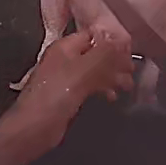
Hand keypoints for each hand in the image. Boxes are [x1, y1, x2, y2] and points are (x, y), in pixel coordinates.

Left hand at [0, 32, 134, 157]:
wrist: (32, 129)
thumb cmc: (55, 96)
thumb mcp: (83, 71)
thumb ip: (104, 54)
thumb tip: (124, 40)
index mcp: (65, 47)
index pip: (94, 35)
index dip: (113, 41)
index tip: (131, 52)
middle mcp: (66, 59)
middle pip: (96, 53)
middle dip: (115, 61)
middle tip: (132, 72)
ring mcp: (66, 78)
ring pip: (95, 70)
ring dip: (112, 76)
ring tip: (128, 86)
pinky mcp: (68, 95)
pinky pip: (90, 86)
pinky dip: (103, 88)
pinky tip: (112, 97)